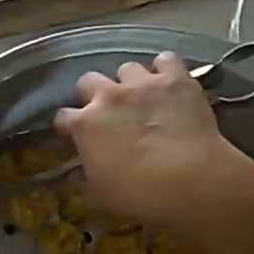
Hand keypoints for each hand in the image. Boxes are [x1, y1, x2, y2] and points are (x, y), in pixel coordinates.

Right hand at [53, 52, 253, 227]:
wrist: (191, 179)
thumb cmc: (136, 193)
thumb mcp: (97, 193)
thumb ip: (82, 177)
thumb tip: (75, 173)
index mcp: (84, 124)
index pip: (62, 116)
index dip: (68, 126)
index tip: (75, 136)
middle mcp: (108, 96)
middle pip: (88, 80)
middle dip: (92, 93)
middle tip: (106, 111)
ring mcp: (143, 84)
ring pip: (127, 68)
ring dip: (128, 81)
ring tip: (140, 96)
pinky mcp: (177, 79)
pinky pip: (165, 60)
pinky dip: (163, 69)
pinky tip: (166, 82)